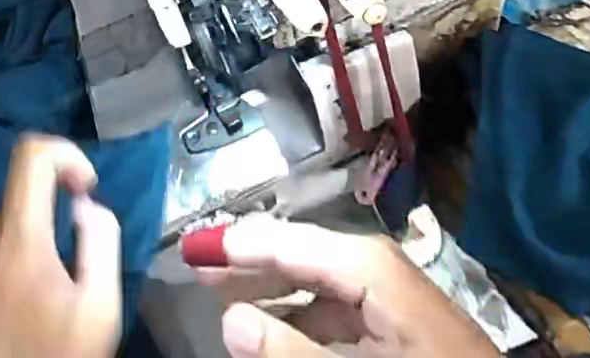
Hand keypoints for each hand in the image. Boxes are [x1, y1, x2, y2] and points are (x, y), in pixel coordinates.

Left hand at [0, 135, 123, 357]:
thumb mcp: (99, 313)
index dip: (65, 154)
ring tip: (26, 304)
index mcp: (16, 239)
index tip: (84, 188)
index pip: (32, 154)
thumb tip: (82, 206)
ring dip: (14, 249)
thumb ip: (102, 240)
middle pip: (17, 201)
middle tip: (61, 273)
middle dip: (44, 223)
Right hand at [190, 216, 496, 357]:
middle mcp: (374, 264)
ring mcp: (387, 293)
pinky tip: (277, 334)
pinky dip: (300, 319)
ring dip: (270, 293)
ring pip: (313, 283)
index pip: (287, 242)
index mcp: (367, 263)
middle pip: (297, 255)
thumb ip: (292, 352)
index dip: (238, 245)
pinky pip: (334, 309)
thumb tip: (230, 318)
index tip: (193, 247)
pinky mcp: (395, 321)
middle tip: (198, 269)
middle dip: (248, 264)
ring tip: (226, 299)